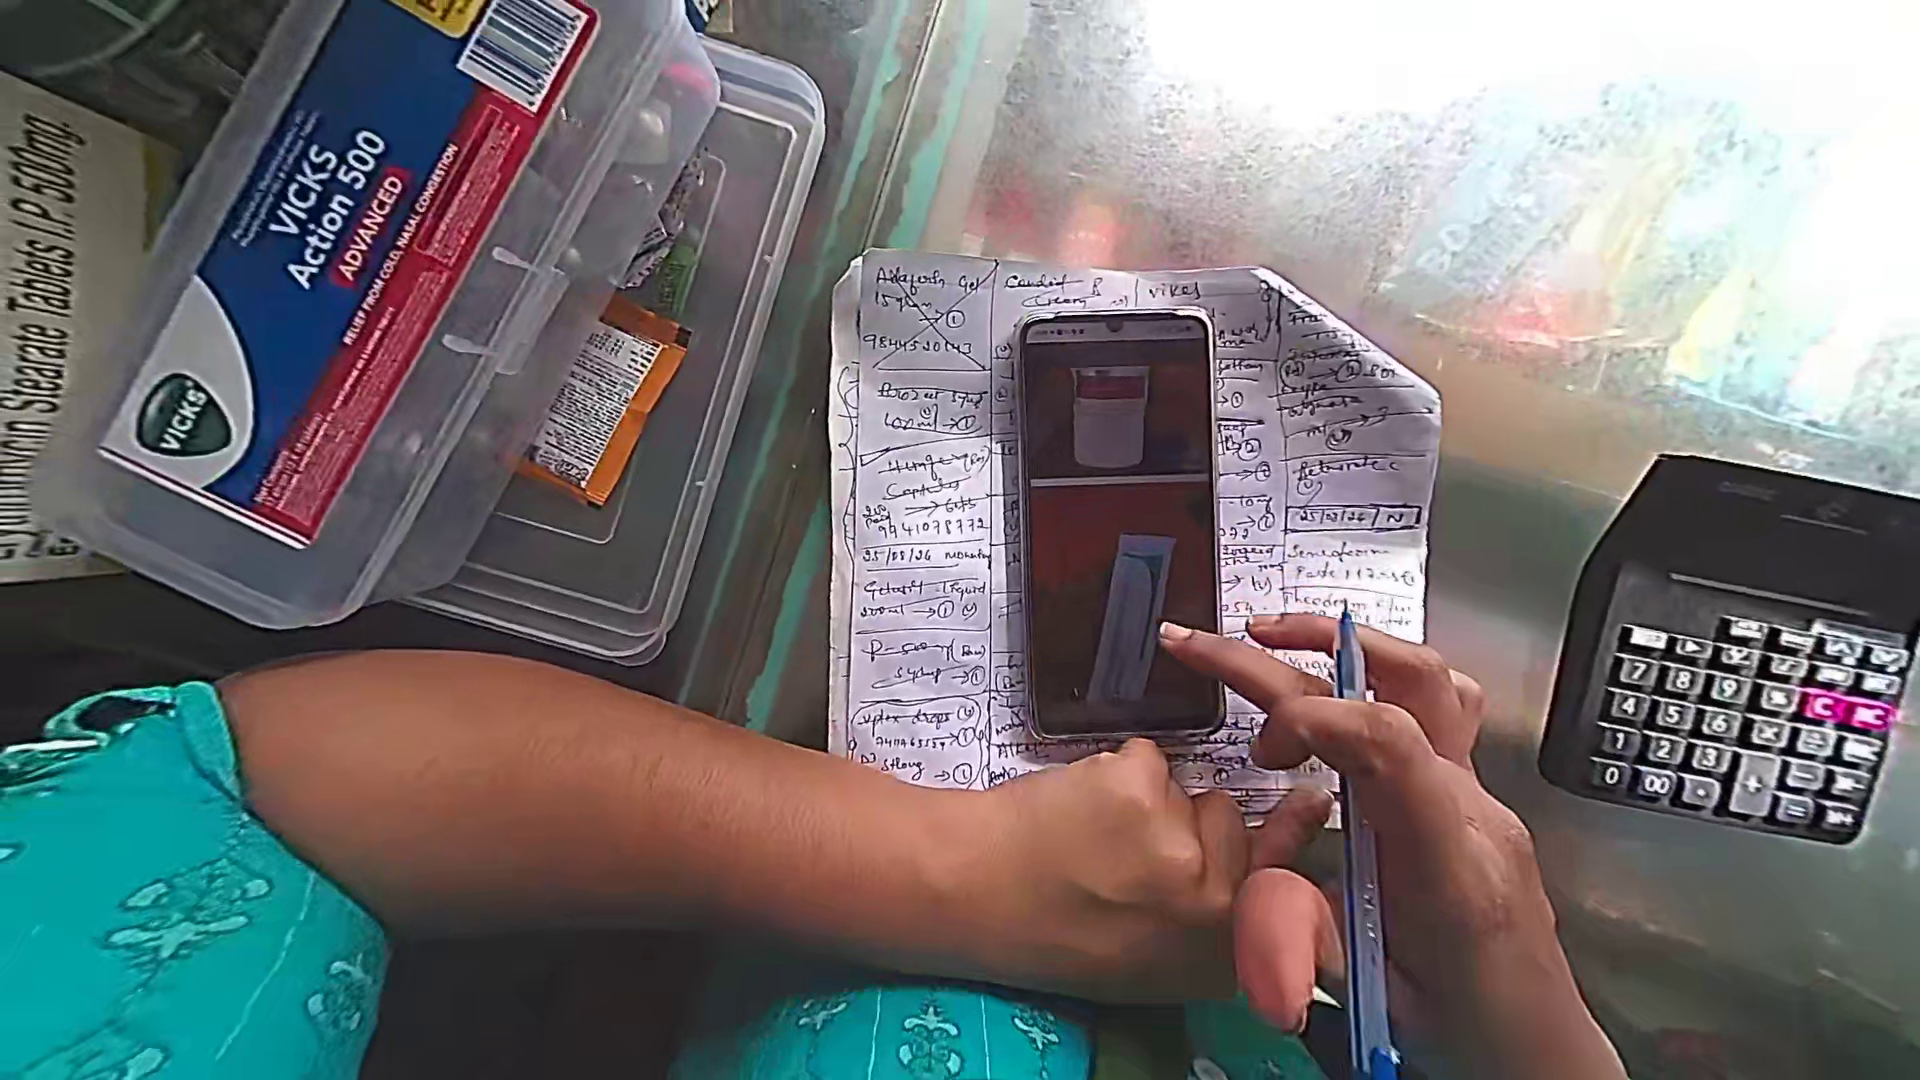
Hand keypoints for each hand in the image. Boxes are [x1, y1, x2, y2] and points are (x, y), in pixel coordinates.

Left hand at [963, 738, 1334, 1015]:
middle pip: (1223, 812)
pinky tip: (1077, 801)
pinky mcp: (1136, 786)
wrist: (977, 890)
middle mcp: (1209, 898)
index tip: (1311, 801)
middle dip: (1183, 818)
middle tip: (1126, 842)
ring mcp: (1175, 837)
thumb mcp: (1145, 952)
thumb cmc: (1052, 927)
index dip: (1294, 835)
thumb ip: (1201, 920)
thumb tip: (1237, 871)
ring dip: (1142, 794)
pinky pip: (1141, 755)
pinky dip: (1111, 769)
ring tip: (1094, 825)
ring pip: (1178, 781)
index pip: (1284, 881)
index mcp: (1214, 946)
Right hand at [1160, 615, 1625, 1079]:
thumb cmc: (1453, 1021)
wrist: (1531, 1040)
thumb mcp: (1364, 992)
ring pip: (1426, 675)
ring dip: (1341, 641)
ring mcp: (1474, 787)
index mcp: (1446, 856)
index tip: (1262, 753)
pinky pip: (1426, 699)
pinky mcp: (1462, 782)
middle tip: (1196, 641)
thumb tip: (1247, 924)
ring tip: (1270, 636)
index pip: (1388, 738)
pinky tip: (1327, 683)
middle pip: (1390, 685)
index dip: (1308, 716)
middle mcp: (1469, 805)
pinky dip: (1366, 670)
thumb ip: (1298, 943)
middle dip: (1281, 652)